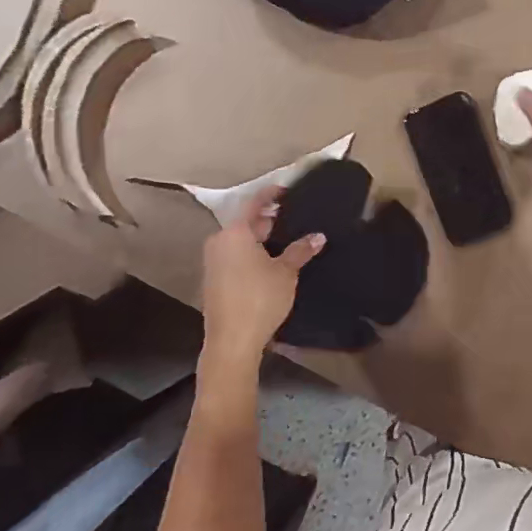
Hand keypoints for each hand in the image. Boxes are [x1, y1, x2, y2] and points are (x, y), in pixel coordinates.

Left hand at [200, 185, 326, 366]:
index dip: (271, 194)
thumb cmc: (260, 300)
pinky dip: (251, 255)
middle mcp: (219, 242)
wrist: (232, 340)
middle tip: (292, 218)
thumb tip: (318, 236)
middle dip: (268, 220)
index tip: (287, 190)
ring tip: (286, 241)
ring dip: (260, 240)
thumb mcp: (285, 274)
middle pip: (245, 223)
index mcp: (234, 233)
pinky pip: (235, 258)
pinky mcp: (214, 281)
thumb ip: (300, 251)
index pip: (254, 203)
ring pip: (240, 242)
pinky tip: (269, 263)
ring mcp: (213, 262)